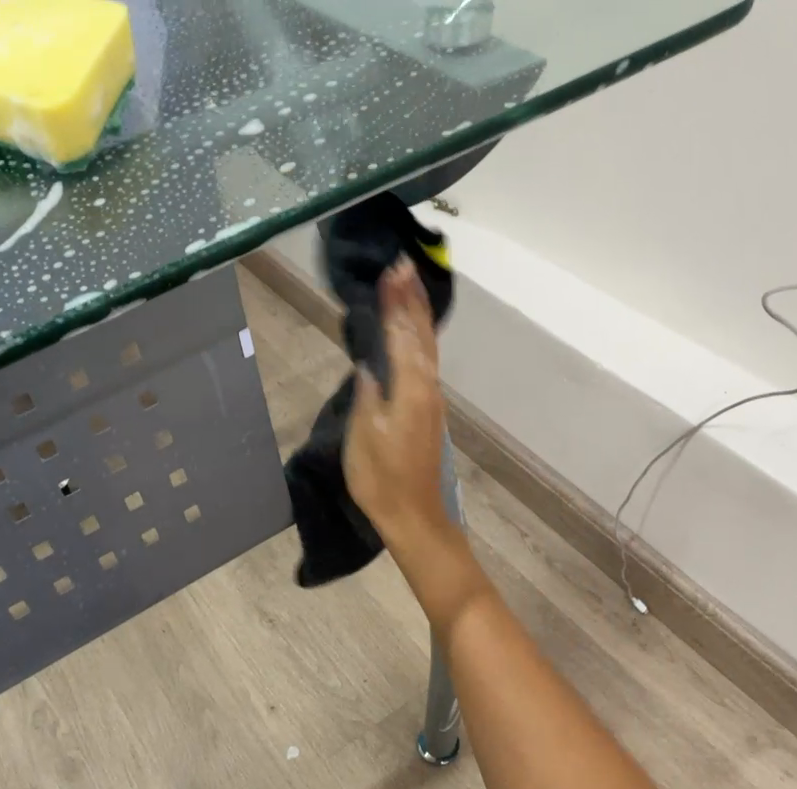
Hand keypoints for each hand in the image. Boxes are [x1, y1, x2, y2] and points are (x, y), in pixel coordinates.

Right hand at [343, 258, 450, 548]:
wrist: (413, 515)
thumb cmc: (381, 479)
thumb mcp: (365, 436)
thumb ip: (369, 395)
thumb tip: (369, 364)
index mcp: (411, 389)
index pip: (401, 334)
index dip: (395, 303)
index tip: (390, 272)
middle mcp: (427, 387)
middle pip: (420, 334)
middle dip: (411, 299)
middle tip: (402, 265)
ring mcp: (431, 399)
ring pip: (427, 346)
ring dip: (418, 314)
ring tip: (410, 286)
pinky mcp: (429, 410)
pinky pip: (427, 360)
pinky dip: (421, 337)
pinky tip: (416, 333)